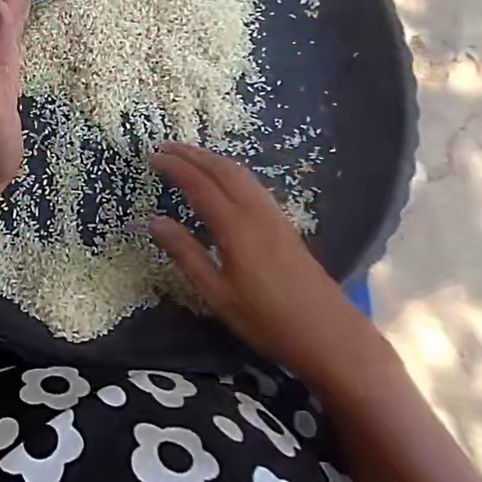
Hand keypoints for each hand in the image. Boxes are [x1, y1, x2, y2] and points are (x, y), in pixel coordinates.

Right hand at [148, 143, 345, 364]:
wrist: (330, 335)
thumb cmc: (267, 319)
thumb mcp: (217, 294)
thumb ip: (186, 254)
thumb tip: (155, 222)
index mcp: (236, 226)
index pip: (199, 184)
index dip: (174, 167)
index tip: (152, 156)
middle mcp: (256, 212)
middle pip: (223, 169)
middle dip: (193, 154)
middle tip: (165, 146)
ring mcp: (274, 216)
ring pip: (241, 174)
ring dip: (213, 159)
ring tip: (189, 156)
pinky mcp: (285, 226)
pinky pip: (252, 185)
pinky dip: (230, 172)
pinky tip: (225, 182)